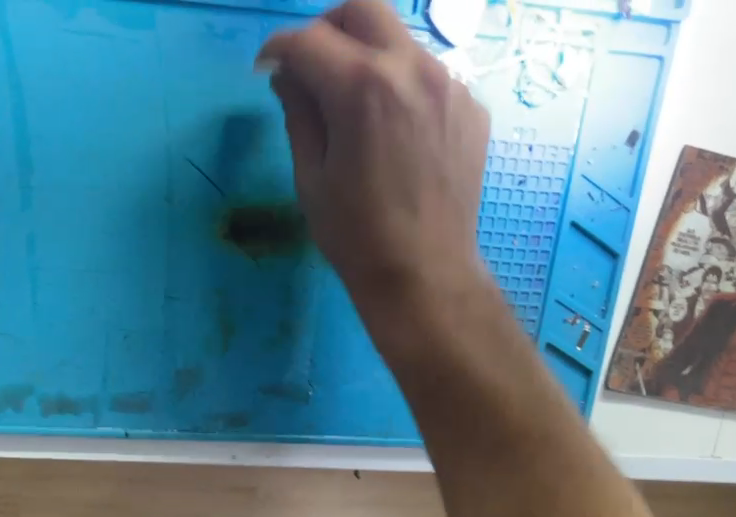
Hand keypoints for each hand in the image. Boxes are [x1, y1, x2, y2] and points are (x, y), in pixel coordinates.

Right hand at [258, 0, 492, 354]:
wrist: (423, 271)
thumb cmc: (354, 236)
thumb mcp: (311, 178)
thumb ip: (299, 114)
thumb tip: (286, 74)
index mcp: (363, 88)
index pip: (309, 41)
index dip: (278, 48)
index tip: (265, 67)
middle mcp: (412, 68)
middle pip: (363, 10)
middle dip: (325, 26)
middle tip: (306, 61)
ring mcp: (449, 83)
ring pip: (399, 39)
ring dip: (365, 55)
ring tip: (349, 102)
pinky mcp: (470, 104)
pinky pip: (427, 75)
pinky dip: (398, 85)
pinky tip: (388, 129)